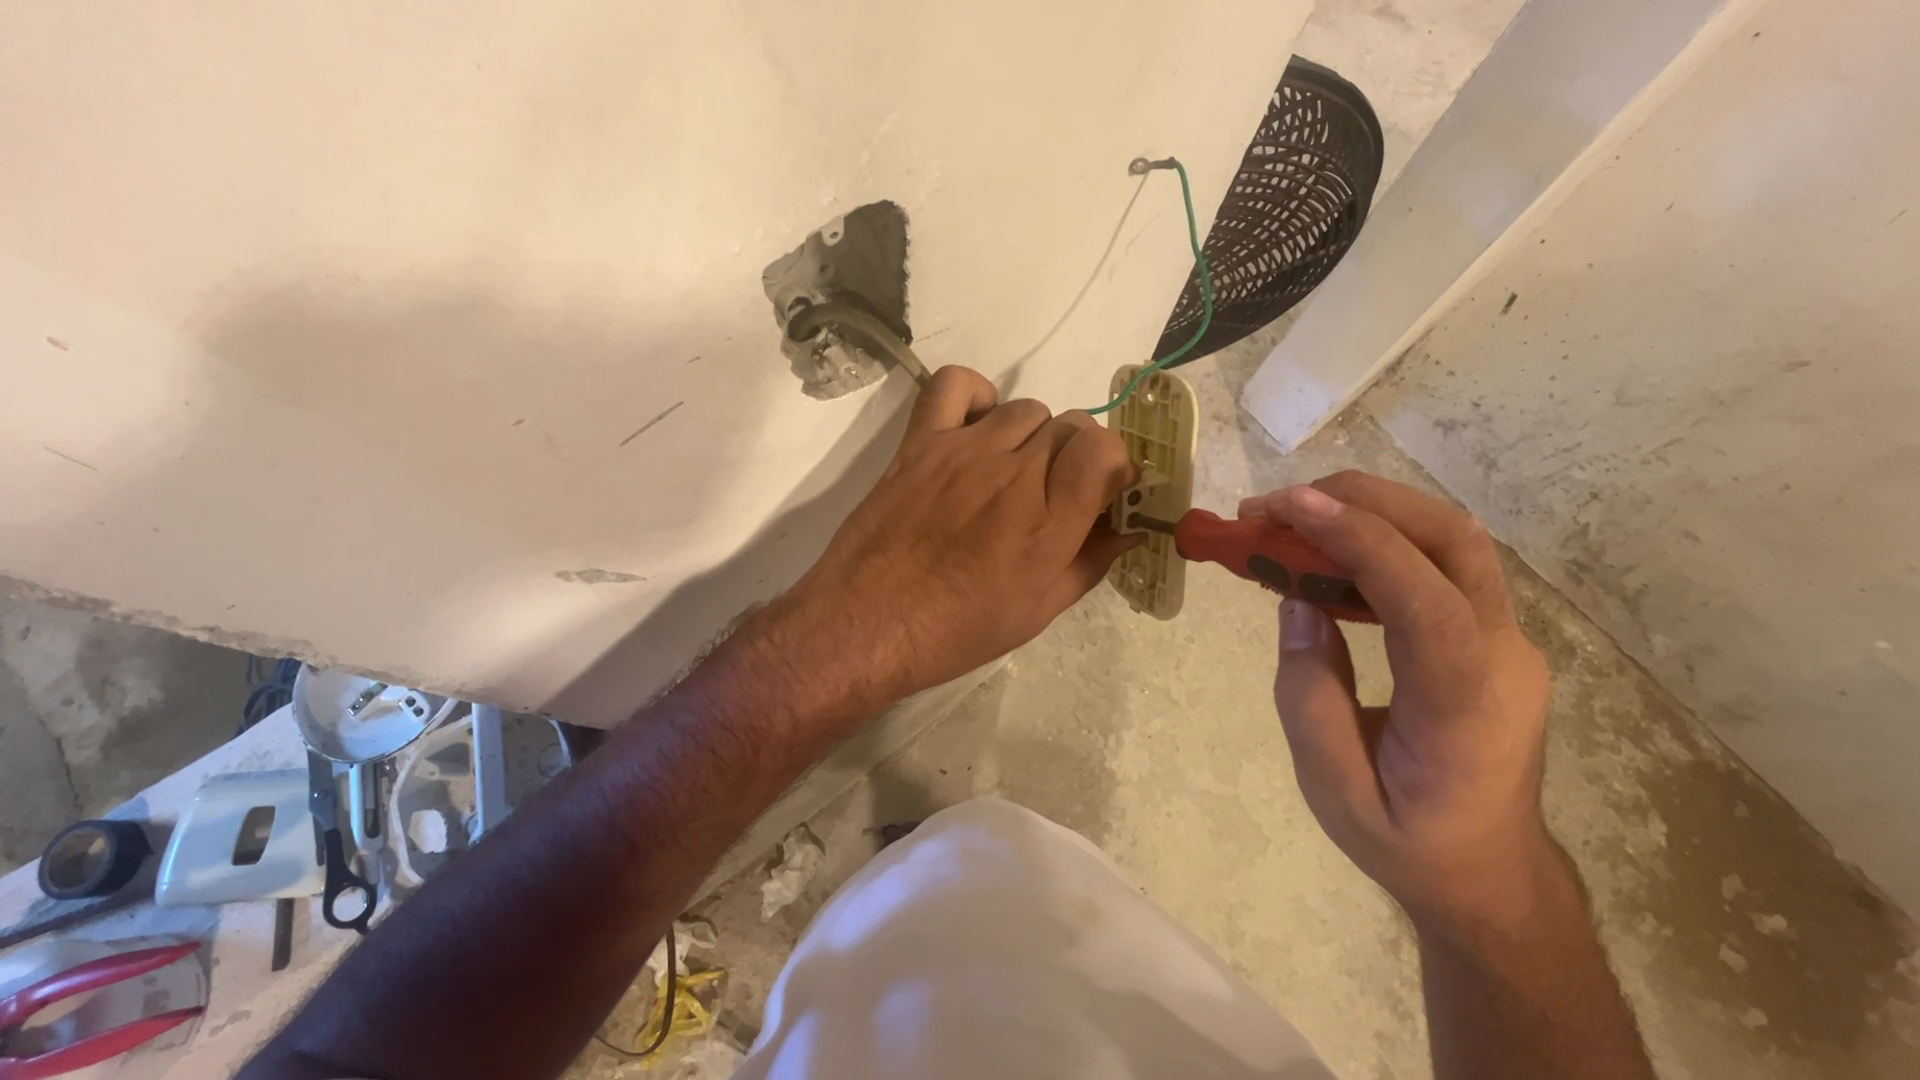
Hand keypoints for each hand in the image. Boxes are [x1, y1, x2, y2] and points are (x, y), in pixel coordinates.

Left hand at [774, 365, 1137, 710]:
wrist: (864, 626)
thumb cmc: (955, 632)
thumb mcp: (1036, 612)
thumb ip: (1089, 563)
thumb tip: (1129, 532)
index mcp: (1050, 525)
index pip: (1105, 449)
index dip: (1113, 464)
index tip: (1103, 489)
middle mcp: (1014, 477)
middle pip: (1070, 425)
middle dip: (1076, 456)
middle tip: (1054, 492)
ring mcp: (964, 452)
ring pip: (1024, 409)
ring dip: (1032, 436)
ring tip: (1011, 472)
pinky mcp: (921, 443)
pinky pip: (955, 385)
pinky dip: (975, 394)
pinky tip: (976, 429)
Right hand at [1240, 471, 1555, 934]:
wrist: (1491, 873)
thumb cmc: (1407, 841)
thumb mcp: (1335, 791)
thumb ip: (1309, 697)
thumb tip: (1296, 602)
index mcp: (1466, 706)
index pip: (1424, 598)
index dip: (1359, 540)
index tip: (1288, 507)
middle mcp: (1506, 656)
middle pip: (1453, 540)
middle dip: (1363, 501)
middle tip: (1279, 505)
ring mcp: (1511, 640)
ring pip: (1454, 540)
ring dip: (1373, 511)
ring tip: (1295, 519)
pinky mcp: (1496, 635)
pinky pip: (1445, 565)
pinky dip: (1384, 539)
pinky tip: (1331, 553)